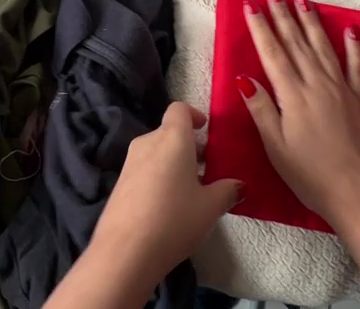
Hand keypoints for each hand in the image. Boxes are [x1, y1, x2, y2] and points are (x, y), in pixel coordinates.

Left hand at [45, 103, 239, 307]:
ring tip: (191, 191)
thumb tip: (239, 185)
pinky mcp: (120, 182)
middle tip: (207, 169)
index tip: (205, 129)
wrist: (125, 251)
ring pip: (157, 151)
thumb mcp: (209, 208)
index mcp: (172, 137)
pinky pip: (145, 169)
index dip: (193, 115)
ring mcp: (130, 161)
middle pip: (169, 132)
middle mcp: (148, 141)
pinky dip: (159, 177)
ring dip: (174, 163)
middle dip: (189, 146)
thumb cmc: (174, 219)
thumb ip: (227, 191)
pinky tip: (168, 206)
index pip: (179, 109)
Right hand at [239, 0, 359, 225]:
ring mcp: (341, 89)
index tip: (251, 5)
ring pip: (322, 46)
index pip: (273, 53)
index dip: (260, 27)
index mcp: (293, 95)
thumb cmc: (311, 176)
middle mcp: (317, 84)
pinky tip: (350, 30)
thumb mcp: (276, 148)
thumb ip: (261, 109)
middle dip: (283, 15)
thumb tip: (244, 76)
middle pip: (296, 43)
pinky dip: (353, 46)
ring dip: (311, 21)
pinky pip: (356, 66)